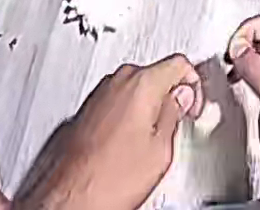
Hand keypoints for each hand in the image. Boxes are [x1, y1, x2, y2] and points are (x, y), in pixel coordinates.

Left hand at [14, 55, 201, 209]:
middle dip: (168, 96)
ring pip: (136, 87)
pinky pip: (117, 99)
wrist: (66, 200)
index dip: (194, 84)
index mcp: (142, 82)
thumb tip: (180, 99)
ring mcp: (101, 92)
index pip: (180, 63)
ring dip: (146, 106)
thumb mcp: (160, 151)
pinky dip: (126, 113)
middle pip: (157, 74)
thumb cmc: (106, 180)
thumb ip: (175, 114)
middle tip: (175, 123)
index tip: (194, 103)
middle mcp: (120, 79)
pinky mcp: (87, 107)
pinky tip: (126, 142)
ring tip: (148, 140)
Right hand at [227, 13, 259, 209]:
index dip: (252, 29)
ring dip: (244, 54)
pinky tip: (237, 78)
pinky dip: (244, 70)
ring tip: (231, 64)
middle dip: (246, 39)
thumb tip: (240, 46)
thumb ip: (256, 70)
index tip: (235, 44)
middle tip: (230, 53)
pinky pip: (258, 72)